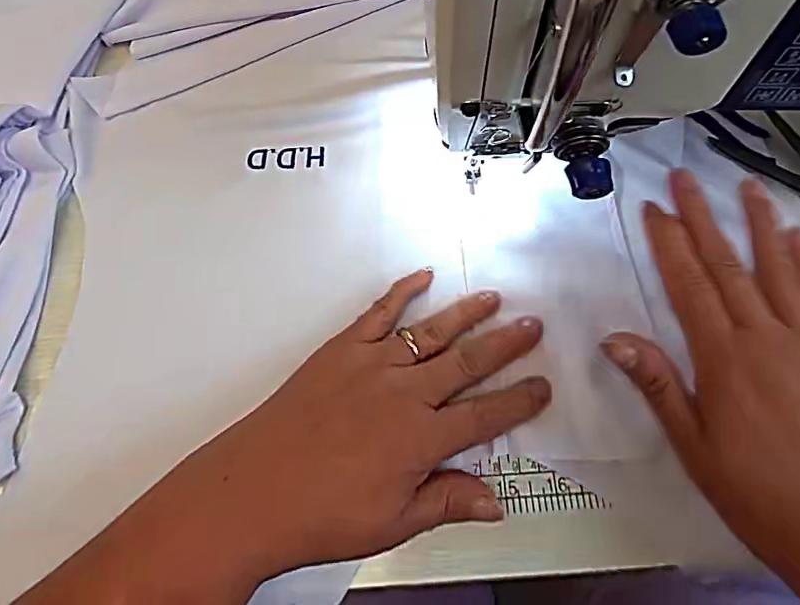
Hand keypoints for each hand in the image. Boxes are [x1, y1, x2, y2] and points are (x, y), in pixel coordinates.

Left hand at [20, 270, 550, 603]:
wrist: (259, 485)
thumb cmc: (323, 511)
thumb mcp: (392, 522)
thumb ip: (445, 502)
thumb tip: (492, 501)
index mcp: (420, 440)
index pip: (483, 417)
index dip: (517, 401)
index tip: (541, 386)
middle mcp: (403, 393)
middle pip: (466, 363)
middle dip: (504, 344)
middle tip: (533, 326)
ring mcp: (372, 364)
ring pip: (430, 332)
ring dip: (465, 314)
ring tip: (493, 297)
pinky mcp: (342, 348)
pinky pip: (378, 313)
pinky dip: (401, 292)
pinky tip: (421, 277)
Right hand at [601, 172, 799, 604]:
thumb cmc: (769, 501)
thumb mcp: (697, 451)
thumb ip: (658, 386)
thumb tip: (615, 339)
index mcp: (725, 359)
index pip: (688, 283)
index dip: (667, 241)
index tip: (653, 208)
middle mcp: (767, 339)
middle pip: (727, 264)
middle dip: (701, 216)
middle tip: (685, 179)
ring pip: (778, 271)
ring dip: (760, 225)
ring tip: (749, 188)